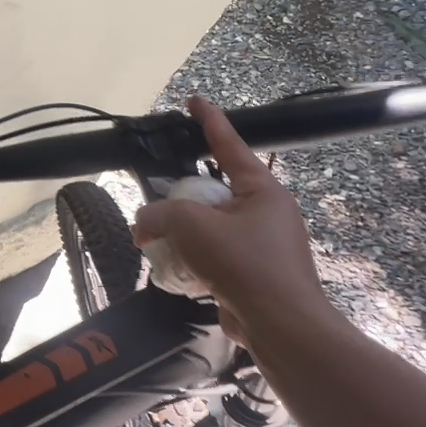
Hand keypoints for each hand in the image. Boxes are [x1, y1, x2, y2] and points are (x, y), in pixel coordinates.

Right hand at [132, 96, 335, 349]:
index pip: (230, 147)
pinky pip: (211, 250)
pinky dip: (189, 254)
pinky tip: (174, 266)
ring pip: (207, 223)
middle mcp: (267, 213)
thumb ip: (158, 214)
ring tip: (158, 242)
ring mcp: (262, 243)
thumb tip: (145, 226)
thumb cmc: (243, 263)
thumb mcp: (189, 225)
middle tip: (157, 205)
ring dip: (180, 231)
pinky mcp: (252, 270)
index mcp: (263, 193)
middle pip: (211, 191)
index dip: (209, 122)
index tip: (195, 101)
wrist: (280, 325)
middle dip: (180, 198)